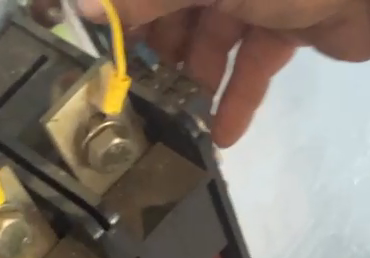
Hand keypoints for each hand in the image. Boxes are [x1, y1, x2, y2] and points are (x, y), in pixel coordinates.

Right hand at [92, 0, 369, 145]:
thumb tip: (78, 4)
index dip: (123, 6)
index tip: (101, 43)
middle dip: (156, 43)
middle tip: (138, 87)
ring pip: (213, 29)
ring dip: (195, 76)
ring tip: (178, 119)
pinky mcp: (291, 16)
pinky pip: (254, 57)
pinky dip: (239, 93)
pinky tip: (223, 132)